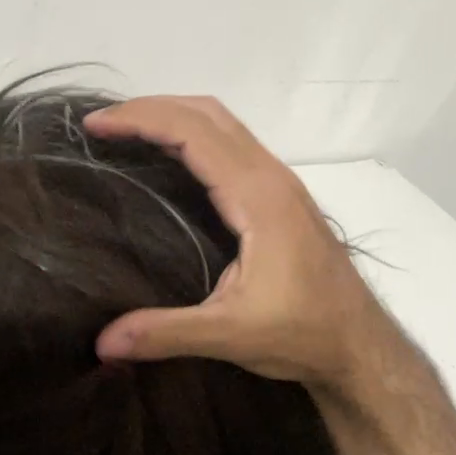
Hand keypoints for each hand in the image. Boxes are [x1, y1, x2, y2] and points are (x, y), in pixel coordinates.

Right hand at [88, 97, 393, 387]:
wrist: (360, 346)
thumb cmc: (304, 333)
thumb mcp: (230, 335)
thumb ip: (165, 334)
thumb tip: (102, 343)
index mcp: (258, 197)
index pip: (193, 133)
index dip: (141, 119)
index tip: (95, 124)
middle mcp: (271, 178)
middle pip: (208, 114)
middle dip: (151, 108)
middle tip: (101, 123)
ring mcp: (279, 186)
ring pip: (223, 125)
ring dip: (173, 117)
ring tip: (126, 132)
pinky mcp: (279, 200)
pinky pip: (230, 147)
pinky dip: (192, 137)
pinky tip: (167, 162)